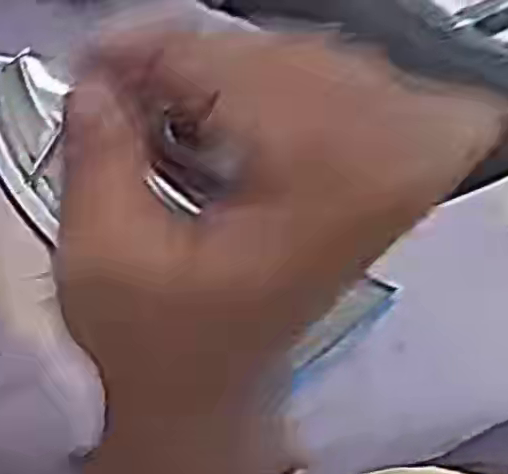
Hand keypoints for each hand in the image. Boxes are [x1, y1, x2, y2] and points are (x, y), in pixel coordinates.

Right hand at [55, 23, 507, 424]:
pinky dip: (244, 94)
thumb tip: (91, 85)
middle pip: (279, 58)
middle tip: (100, 80)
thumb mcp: (100, 257)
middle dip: (180, 65)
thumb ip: (97, 163)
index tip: (88, 54)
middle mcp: (409, 137)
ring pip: (298, 62)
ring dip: (207, 78)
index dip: (158, 55)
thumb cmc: (144, 337)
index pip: (245, 71)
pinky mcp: (403, 145)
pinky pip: (318, 83)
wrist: (198, 385)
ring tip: (132, 102)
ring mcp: (419, 137)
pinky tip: (185, 117)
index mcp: (340, 170)